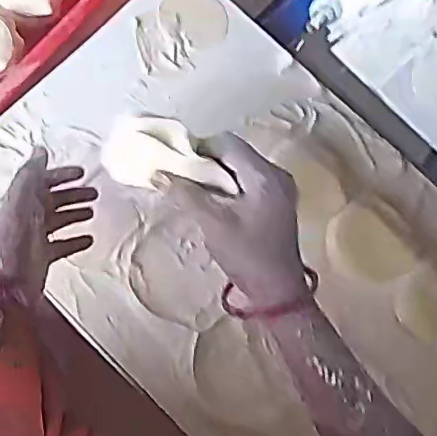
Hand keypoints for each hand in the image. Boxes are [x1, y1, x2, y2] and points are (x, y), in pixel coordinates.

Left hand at [0, 152, 97, 303]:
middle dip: (73, 194)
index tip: (80, 172)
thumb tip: (39, 150)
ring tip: (91, 210)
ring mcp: (34, 238)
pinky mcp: (42, 257)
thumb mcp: (18, 202)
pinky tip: (87, 239)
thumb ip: (29, 176)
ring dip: (74, 213)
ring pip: (58, 220)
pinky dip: (75, 240)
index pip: (41, 182)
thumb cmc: (8, 245)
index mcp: (19, 202)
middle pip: (52, 200)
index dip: (61, 175)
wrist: (5, 286)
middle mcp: (26, 218)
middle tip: (92, 191)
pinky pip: (62, 245)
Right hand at [164, 134, 310, 308]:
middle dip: (206, 162)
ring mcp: (279, 188)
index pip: (227, 142)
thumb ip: (185, 193)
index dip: (200, 148)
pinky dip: (228, 186)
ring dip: (216, 175)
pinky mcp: (276, 201)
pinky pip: (247, 181)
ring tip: (197, 193)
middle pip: (234, 152)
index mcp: (264, 175)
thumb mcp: (212, 223)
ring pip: (239, 167)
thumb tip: (157, 173)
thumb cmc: (246, 255)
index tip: (179, 166)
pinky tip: (215, 203)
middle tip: (185, 180)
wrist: (277, 293)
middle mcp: (276, 175)